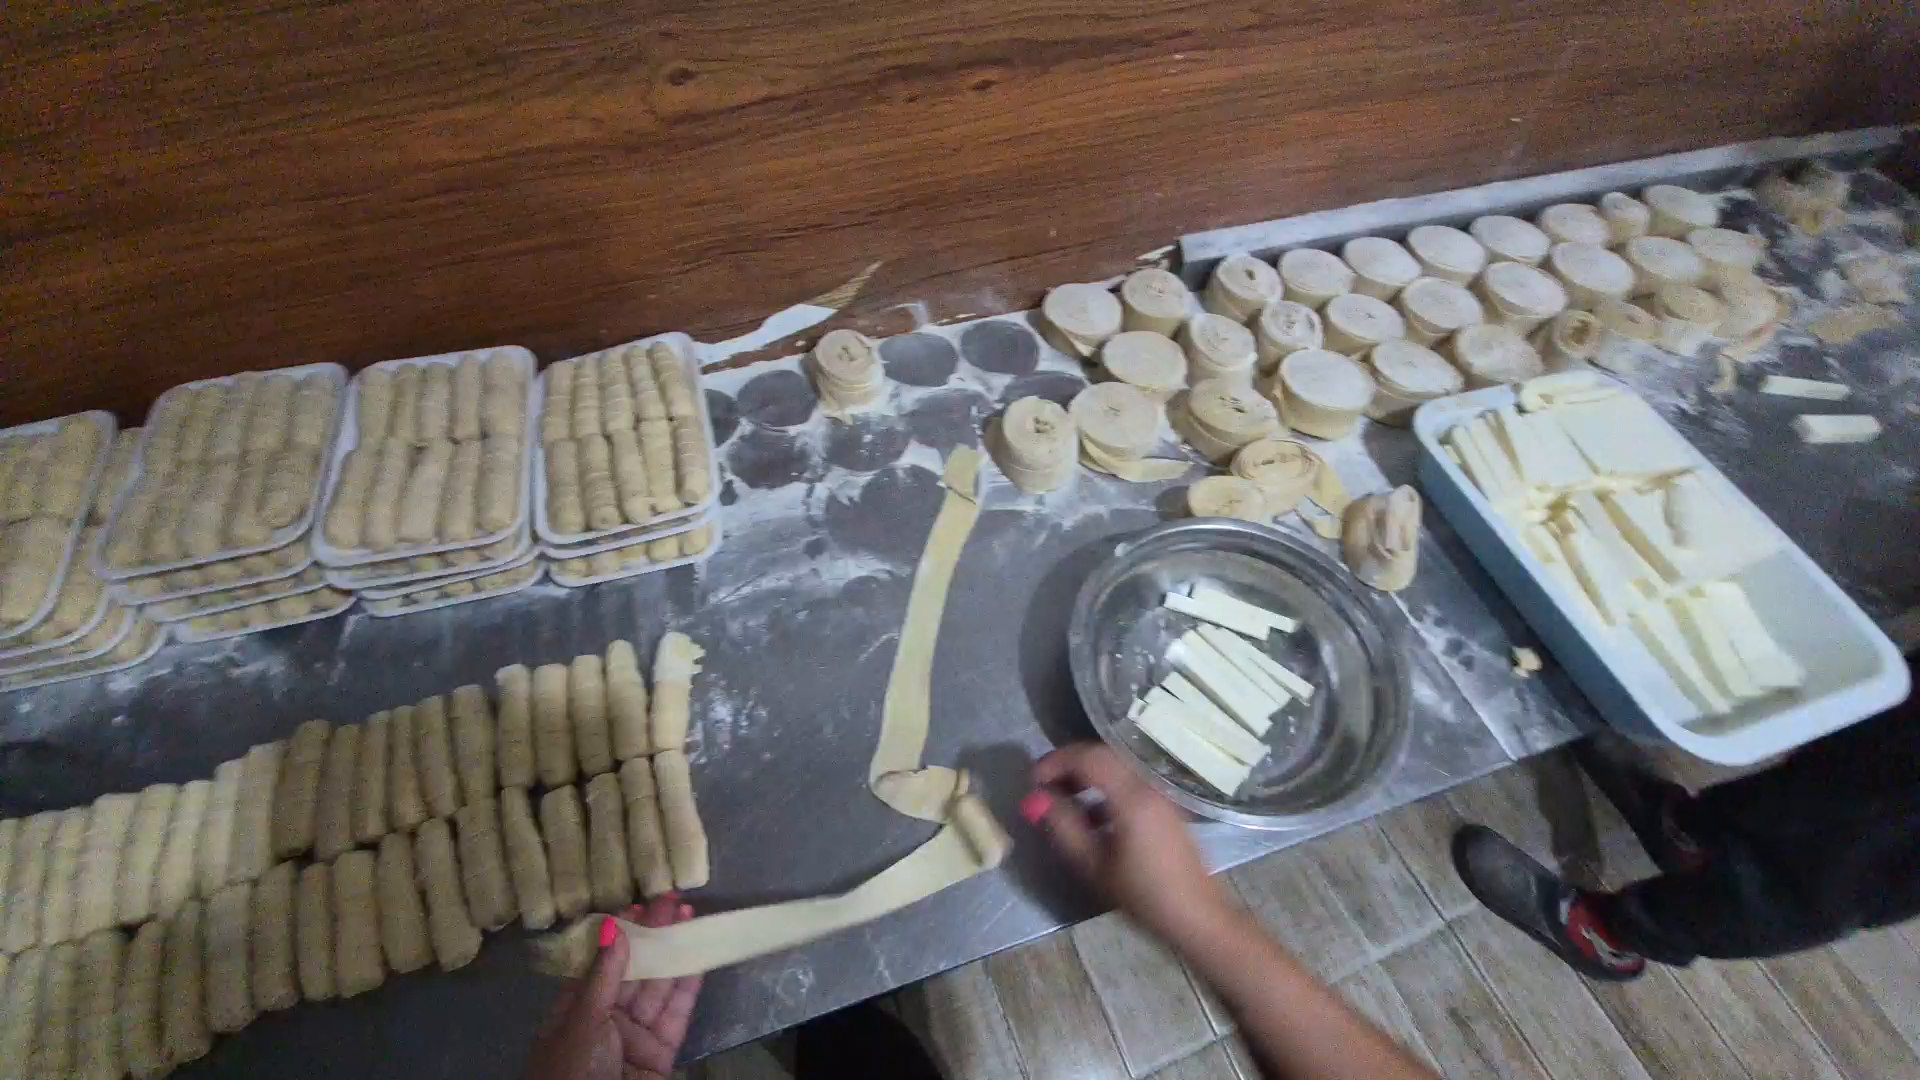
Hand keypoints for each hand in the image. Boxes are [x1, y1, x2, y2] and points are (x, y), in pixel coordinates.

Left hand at [523, 896, 702, 1079]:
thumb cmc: (573, 1073)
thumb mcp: (583, 1022)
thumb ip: (604, 974)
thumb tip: (611, 925)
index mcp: (575, 1013)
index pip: (601, 964)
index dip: (620, 933)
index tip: (639, 902)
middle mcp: (606, 1021)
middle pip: (634, 970)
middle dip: (653, 935)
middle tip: (671, 898)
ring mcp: (635, 1036)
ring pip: (658, 986)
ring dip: (675, 951)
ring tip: (689, 915)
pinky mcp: (662, 1051)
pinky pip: (677, 1012)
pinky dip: (690, 983)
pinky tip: (700, 954)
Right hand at [1030, 742, 1231, 942]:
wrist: (1199, 917)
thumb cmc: (1144, 895)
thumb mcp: (1094, 865)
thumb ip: (1063, 827)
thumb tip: (1038, 799)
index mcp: (1131, 796)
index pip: (1087, 757)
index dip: (1055, 762)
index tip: (1033, 779)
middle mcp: (1146, 784)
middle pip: (1101, 756)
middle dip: (1068, 765)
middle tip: (1043, 786)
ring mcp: (1158, 793)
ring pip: (1114, 768)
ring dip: (1085, 776)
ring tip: (1062, 800)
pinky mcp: (1163, 806)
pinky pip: (1127, 782)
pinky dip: (1103, 788)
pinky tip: (1091, 818)